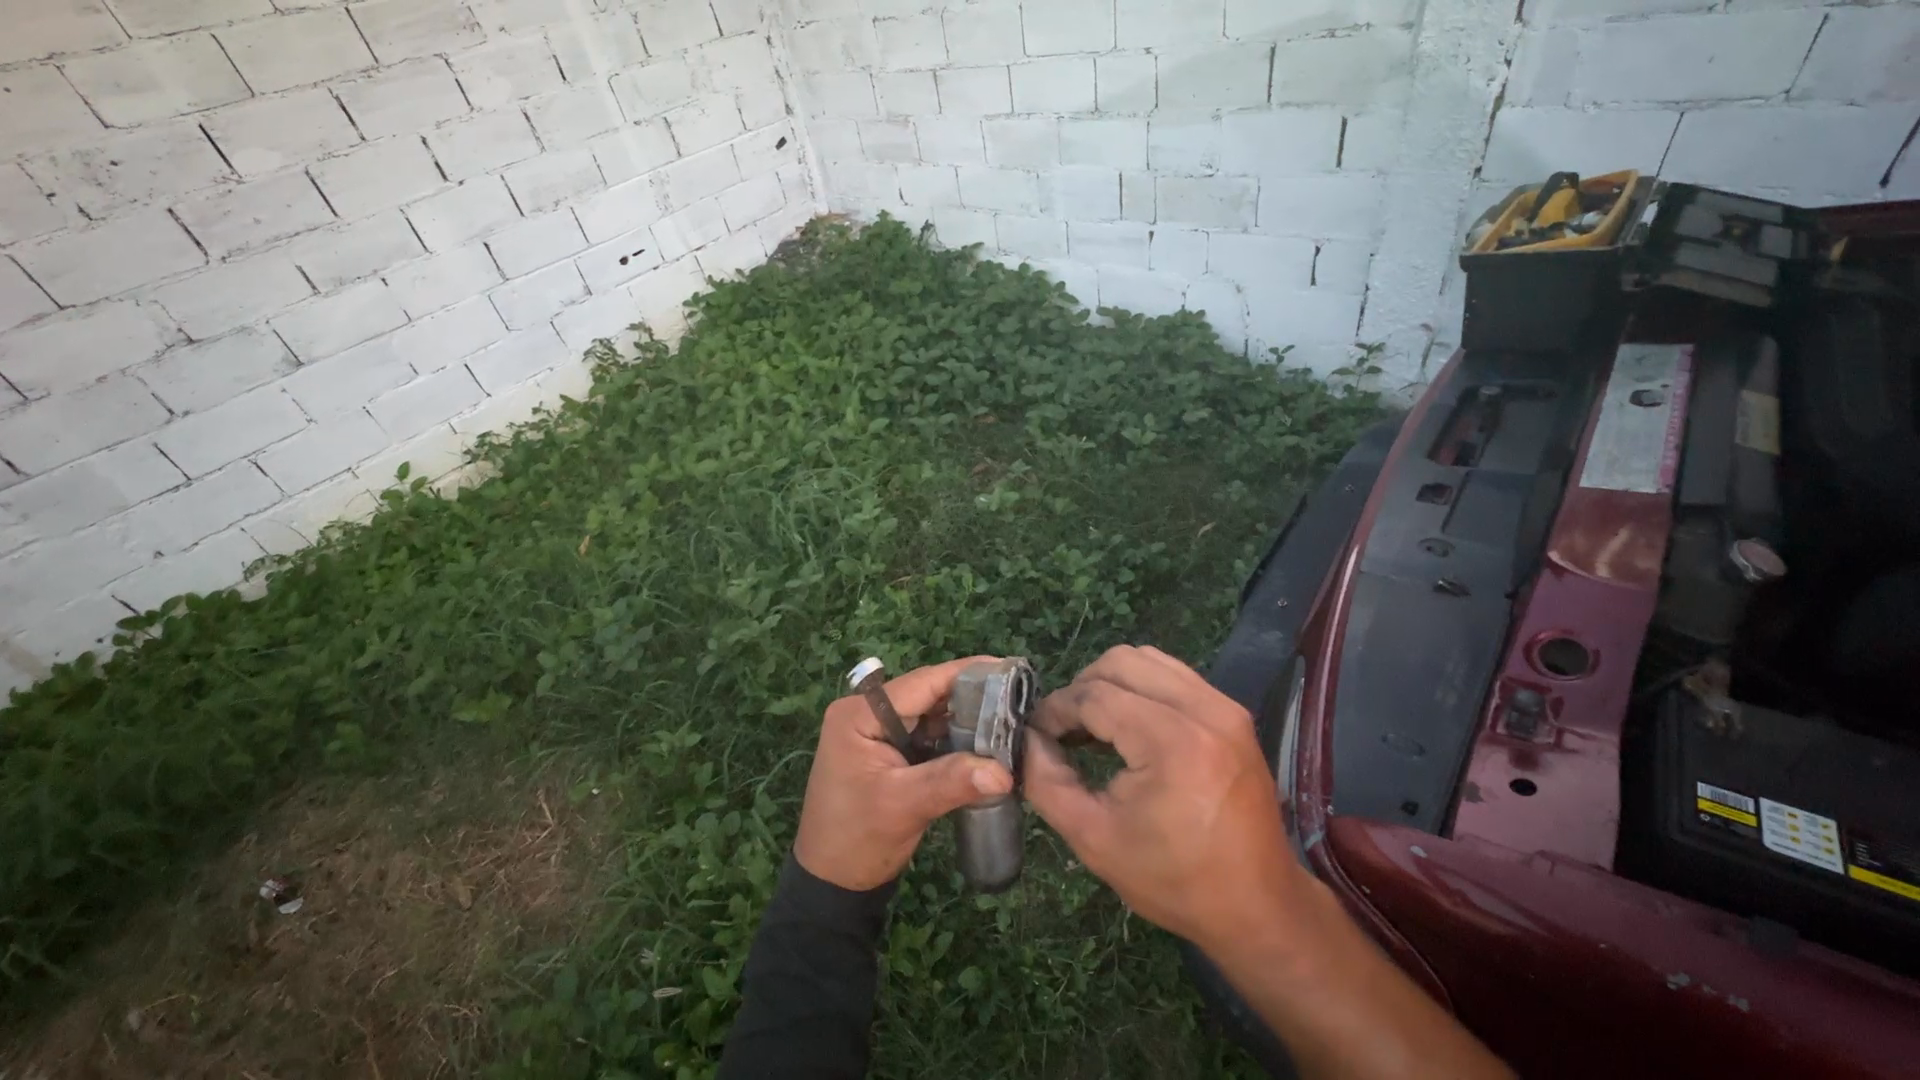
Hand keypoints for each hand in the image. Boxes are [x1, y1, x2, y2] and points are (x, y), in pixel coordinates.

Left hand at [794, 656, 1015, 890]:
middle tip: (1019, 700)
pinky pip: (930, 736)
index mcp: (860, 714)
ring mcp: (879, 733)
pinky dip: (957, 740)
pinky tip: (988, 746)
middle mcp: (868, 713)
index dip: (967, 673)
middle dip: (973, 698)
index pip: (922, 682)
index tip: (1010, 669)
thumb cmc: (857, 838)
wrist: (831, 882)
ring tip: (1012, 721)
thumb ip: (951, 781)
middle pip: (929, 694)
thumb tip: (1004, 772)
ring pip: (933, 715)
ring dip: (968, 720)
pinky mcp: (891, 753)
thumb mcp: (903, 806)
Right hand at [1022, 645, 1304, 950]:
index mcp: (1172, 743)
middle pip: (1121, 662)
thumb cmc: (1174, 880)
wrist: (1257, 904)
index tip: (1036, 734)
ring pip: (1149, 660)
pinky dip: (1141, 688)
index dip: (1056, 709)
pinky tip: (1127, 727)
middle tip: (1062, 729)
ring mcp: (1225, 708)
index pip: (1095, 695)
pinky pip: (1174, 676)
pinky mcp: (1233, 714)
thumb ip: (1047, 782)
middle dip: (1081, 688)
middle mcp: (1204, 711)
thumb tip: (1028, 739)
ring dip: (1111, 683)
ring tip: (1092, 725)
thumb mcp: (1093, 839)